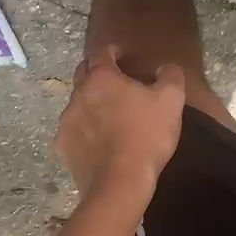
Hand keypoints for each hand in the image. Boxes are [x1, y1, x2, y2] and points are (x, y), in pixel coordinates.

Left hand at [54, 45, 185, 203]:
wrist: (120, 184)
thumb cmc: (147, 136)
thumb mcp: (171, 100)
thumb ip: (170, 75)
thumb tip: (165, 67)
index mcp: (102, 78)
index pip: (101, 53)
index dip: (112, 51)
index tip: (122, 55)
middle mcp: (79, 94)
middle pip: (83, 73)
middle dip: (96, 71)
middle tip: (115, 80)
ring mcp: (67, 122)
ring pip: (77, 102)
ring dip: (90, 101)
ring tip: (108, 113)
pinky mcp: (63, 147)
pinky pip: (73, 129)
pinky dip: (84, 128)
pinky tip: (98, 140)